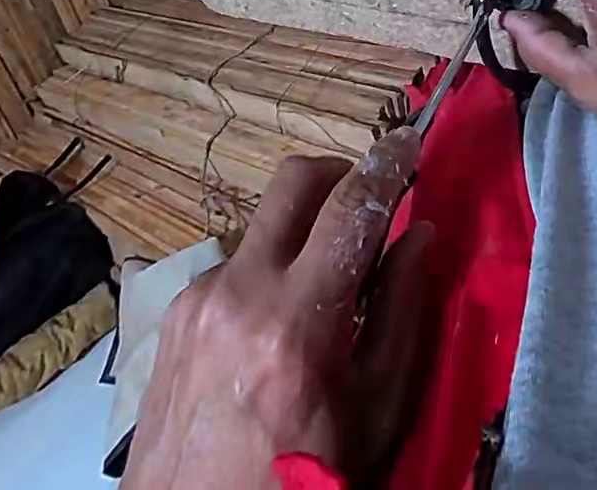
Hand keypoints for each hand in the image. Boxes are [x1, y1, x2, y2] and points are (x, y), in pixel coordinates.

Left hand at [123, 131, 434, 488]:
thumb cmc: (303, 482)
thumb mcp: (374, 411)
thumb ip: (402, 311)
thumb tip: (421, 232)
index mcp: (298, 324)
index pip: (351, 209)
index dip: (387, 164)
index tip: (409, 140)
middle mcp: (240, 292)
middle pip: (295, 179)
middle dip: (341, 172)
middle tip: (368, 203)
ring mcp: (199, 296)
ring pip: (267, 222)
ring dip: (305, 232)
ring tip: (320, 291)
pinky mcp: (175, 308)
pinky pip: (237, 260)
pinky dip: (271, 269)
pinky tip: (274, 323)